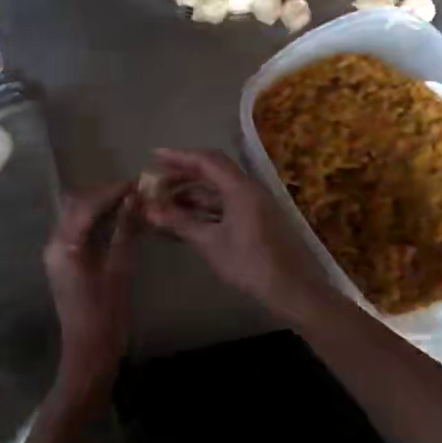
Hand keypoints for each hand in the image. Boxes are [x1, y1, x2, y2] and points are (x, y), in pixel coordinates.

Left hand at [43, 181, 139, 405]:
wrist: (88, 355)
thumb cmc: (106, 317)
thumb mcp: (120, 272)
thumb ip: (125, 233)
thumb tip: (135, 200)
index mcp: (65, 246)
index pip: (86, 204)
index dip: (112, 190)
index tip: (138, 182)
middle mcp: (55, 245)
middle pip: (76, 205)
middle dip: (105, 193)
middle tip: (137, 191)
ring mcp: (58, 254)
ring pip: (78, 216)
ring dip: (102, 205)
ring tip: (133, 202)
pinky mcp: (66, 263)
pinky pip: (81, 230)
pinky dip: (100, 220)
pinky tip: (122, 222)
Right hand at [140, 148, 340, 323]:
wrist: (291, 287)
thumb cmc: (250, 263)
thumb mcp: (210, 243)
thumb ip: (180, 223)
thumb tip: (149, 210)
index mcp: (241, 188)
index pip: (207, 161)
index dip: (180, 156)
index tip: (155, 155)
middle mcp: (250, 189)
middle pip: (213, 172)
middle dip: (183, 175)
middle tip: (156, 182)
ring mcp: (255, 204)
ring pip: (219, 190)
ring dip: (193, 193)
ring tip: (165, 201)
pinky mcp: (257, 219)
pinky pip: (227, 205)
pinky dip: (206, 208)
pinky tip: (186, 218)